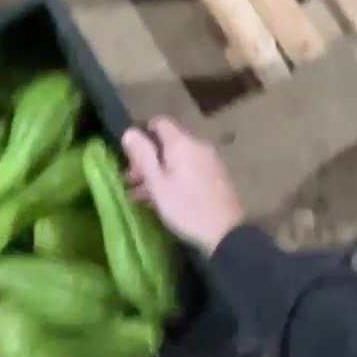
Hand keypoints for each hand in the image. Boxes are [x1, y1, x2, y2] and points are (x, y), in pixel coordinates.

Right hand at [120, 117, 243, 253]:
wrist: (226, 233)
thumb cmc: (185, 207)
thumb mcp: (157, 183)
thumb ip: (142, 155)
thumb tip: (129, 132)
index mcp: (181, 142)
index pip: (159, 122)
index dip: (142, 135)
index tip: (131, 157)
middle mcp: (197, 145)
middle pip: (167, 142)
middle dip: (148, 159)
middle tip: (132, 181)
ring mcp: (210, 161)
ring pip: (178, 158)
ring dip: (159, 172)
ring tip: (142, 196)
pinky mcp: (217, 176)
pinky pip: (190, 169)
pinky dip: (175, 178)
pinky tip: (165, 199)